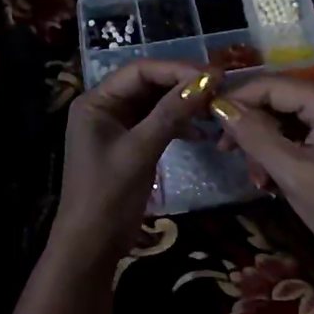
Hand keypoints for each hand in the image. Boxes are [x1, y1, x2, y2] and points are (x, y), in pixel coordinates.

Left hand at [54, 60, 213, 255]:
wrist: (91, 243)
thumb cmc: (107, 194)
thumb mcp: (140, 151)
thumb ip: (171, 113)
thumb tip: (207, 80)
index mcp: (95, 102)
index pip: (139, 71)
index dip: (177, 69)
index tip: (215, 74)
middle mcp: (103, 108)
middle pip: (147, 85)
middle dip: (182, 86)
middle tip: (222, 88)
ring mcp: (116, 128)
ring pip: (154, 105)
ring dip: (183, 105)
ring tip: (216, 109)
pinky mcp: (128, 146)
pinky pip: (155, 125)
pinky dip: (177, 126)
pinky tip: (202, 132)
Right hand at [212, 76, 313, 276]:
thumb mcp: (291, 173)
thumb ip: (254, 137)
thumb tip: (219, 108)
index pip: (276, 85)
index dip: (239, 98)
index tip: (210, 119)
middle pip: (280, 98)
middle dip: (251, 124)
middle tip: (227, 151)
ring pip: (285, 116)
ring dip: (262, 141)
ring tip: (255, 175)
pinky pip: (298, 131)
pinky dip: (278, 149)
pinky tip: (268, 175)